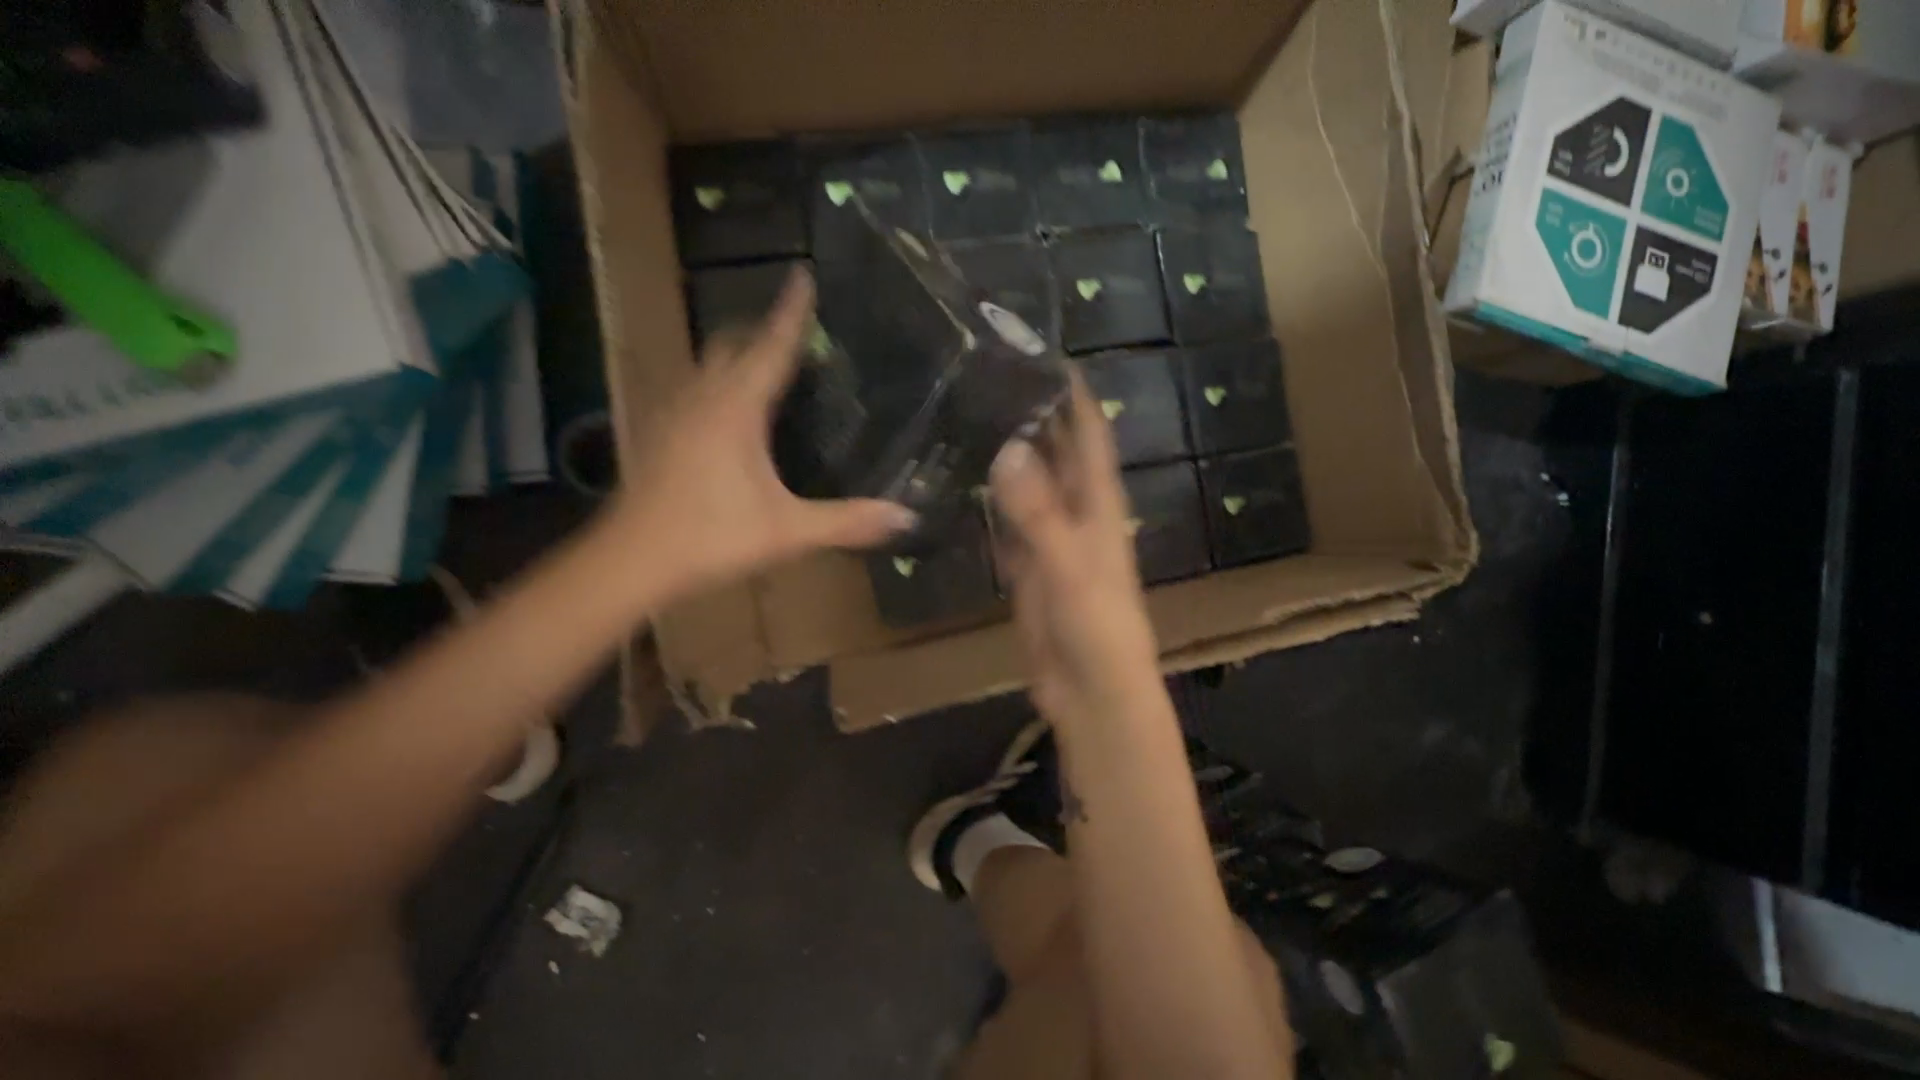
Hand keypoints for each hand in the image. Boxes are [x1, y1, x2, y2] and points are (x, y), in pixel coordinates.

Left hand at [612, 268, 915, 598]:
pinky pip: (689, 389)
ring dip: (733, 356)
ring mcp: (672, 413)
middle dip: (760, 330)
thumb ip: (847, 521)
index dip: (791, 311)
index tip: (802, 274)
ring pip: (704, 365)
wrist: (630, 561)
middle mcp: (701, 397)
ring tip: (761, 364)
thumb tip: (907, 516)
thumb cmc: (711, 536)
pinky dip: (713, 383)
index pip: (771, 346)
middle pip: (730, 343)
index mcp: (736, 407)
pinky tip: (722, 413)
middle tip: (791, 330)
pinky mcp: (656, 434)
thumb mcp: (788, 531)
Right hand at [991, 373, 1165, 731]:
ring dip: (1006, 455)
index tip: (1042, 351)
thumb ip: (1037, 510)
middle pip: (1055, 453)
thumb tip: (1006, 447)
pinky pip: (1005, 525)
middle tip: (987, 374)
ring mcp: (1048, 542)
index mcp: (1098, 504)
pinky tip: (958, 481)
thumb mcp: (1068, 564)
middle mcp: (1075, 513)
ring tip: (966, 415)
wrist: (1092, 693)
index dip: (1073, 394)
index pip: (1089, 434)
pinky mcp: (1025, 570)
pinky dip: (987, 503)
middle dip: (1032, 415)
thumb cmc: (1097, 626)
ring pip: (1027, 486)